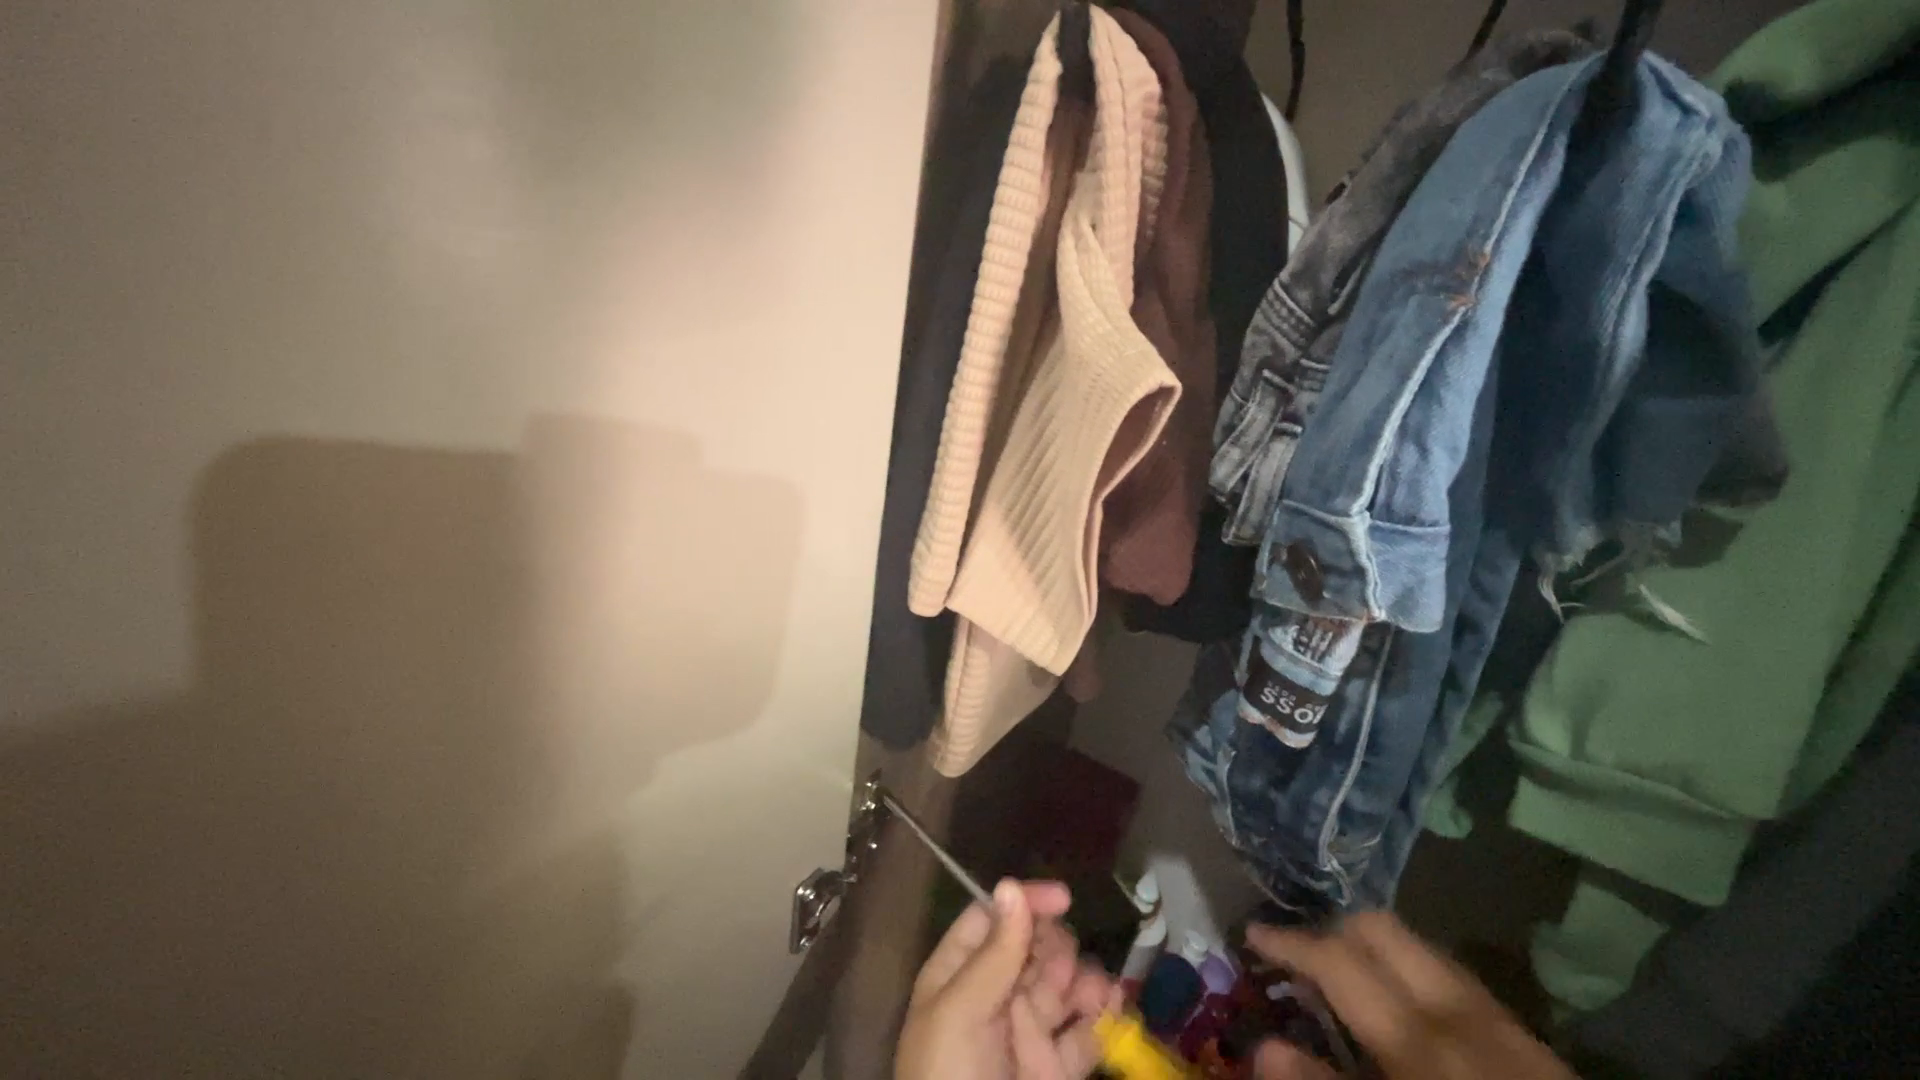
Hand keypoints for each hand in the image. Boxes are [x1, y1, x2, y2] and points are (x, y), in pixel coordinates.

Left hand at [895, 879, 1116, 1079]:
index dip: (1023, 903)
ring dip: (1084, 980)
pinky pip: (1083, 1034)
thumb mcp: (959, 1014)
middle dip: (1055, 948)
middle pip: (1032, 950)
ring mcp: (1025, 1037)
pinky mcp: (1055, 1071)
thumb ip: (992, 954)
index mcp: (956, 979)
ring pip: (1063, 988)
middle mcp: (991, 1001)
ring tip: (1094, 995)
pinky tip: (1113, 1008)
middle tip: (1061, 970)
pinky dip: (1102, 1017)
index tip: (1064, 899)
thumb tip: (1011, 886)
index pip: (990, 921)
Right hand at [1245, 914, 1573, 1079]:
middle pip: (1382, 930)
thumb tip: (1265, 1048)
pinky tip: (1404, 1011)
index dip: (1288, 942)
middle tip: (1297, 957)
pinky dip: (1413, 974)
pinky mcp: (1530, 1040)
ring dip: (1373, 949)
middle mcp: (1459, 1009)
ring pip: (1421, 948)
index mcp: (1419, 1037)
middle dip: (1332, 931)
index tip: (1252, 934)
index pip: (1338, 959)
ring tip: (1343, 978)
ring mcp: (1501, 1020)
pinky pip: (1454, 978)